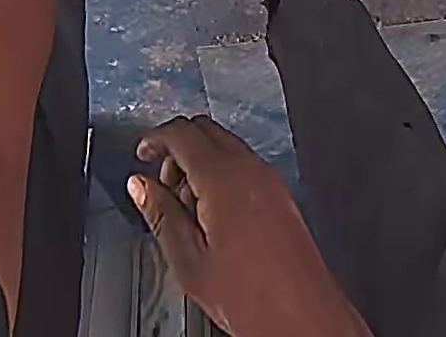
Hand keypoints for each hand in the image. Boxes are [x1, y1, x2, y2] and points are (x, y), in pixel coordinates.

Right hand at [129, 116, 370, 336]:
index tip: (142, 152)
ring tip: (185, 207)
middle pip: (203, 129)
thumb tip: (140, 186)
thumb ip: (161, 214)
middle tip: (160, 182)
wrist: (305, 317)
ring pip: (223, 143)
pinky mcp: (278, 189)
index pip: (182, 133)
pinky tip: (212, 213)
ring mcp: (266, 175)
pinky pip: (242, 161)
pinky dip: (220, 171)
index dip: (156, 138)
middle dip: (176, 147)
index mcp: (222, 176)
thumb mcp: (190, 260)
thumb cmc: (252, 297)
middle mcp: (248, 166)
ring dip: (198, 159)